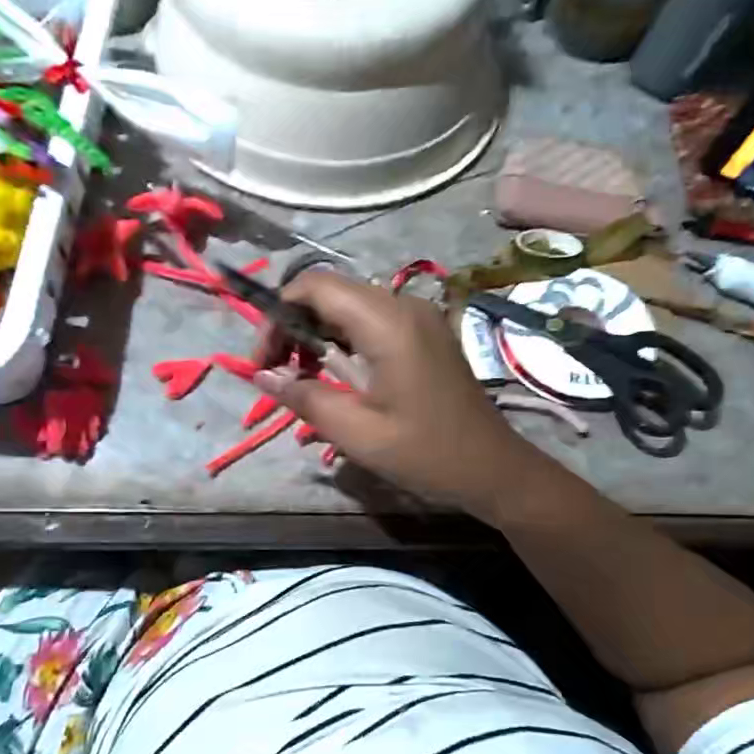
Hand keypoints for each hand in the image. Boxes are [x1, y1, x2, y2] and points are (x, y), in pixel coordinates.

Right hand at [253, 272, 554, 519]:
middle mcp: (405, 305)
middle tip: (280, 373)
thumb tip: (262, 375)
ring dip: (320, 334)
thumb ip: (305, 397)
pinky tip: (341, 377)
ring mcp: (421, 317)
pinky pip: (375, 321)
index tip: (264, 361)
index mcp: (387, 322)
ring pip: (351, 306)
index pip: (314, 285)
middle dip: (295, 326)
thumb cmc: (426, 453)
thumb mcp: (357, 433)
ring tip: (306, 379)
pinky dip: (347, 341)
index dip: (278, 315)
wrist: (492, 468)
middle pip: (332, 292)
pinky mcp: (428, 333)